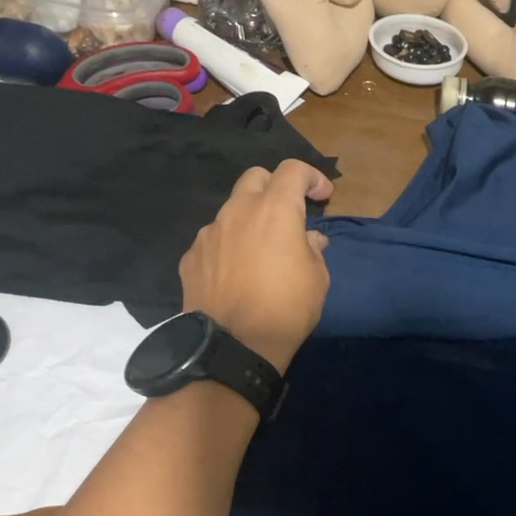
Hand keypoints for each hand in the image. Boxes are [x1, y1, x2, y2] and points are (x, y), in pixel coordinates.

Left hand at [180, 160, 333, 372]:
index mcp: (275, 210)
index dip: (312, 177)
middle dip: (276, 187)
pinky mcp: (192, 256)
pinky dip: (230, 246)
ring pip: (232, 210)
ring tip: (262, 251)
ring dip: (251, 220)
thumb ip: (313, 249)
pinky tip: (238, 273)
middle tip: (289, 213)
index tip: (323, 197)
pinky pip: (215, 240)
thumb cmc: (287, 309)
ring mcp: (210, 233)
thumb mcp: (317, 279)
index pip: (293, 170)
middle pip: (256, 177)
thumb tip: (308, 239)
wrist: (234, 346)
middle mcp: (238, 211)